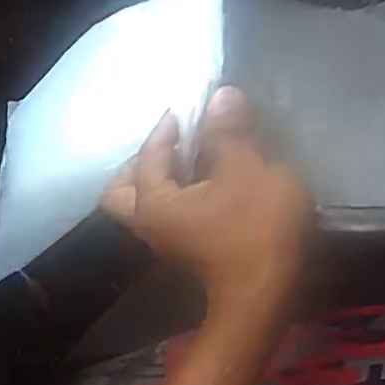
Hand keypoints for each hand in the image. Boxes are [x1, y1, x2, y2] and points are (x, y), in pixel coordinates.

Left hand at [102, 87, 310, 318]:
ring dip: (159, 176)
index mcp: (150, 205)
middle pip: (122, 191)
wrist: (263, 287)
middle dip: (139, 162)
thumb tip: (218, 98)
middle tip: (172, 139)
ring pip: (143, 203)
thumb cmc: (254, 226)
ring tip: (192, 150)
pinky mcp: (183, 245)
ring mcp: (162, 238)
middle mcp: (146, 224)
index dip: (164, 131)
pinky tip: (205, 176)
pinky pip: (166, 211)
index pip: (146, 160)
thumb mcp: (246, 169)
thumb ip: (228, 134)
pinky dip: (176, 189)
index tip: (184, 108)